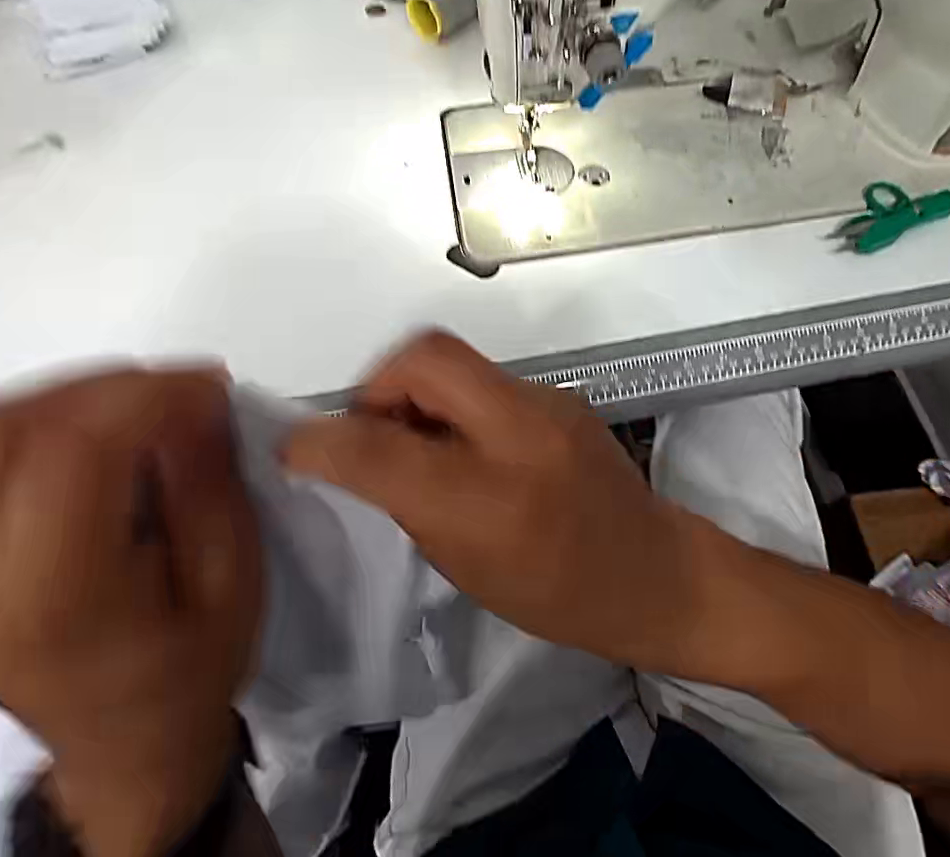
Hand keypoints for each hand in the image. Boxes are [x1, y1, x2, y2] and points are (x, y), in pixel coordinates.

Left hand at [0, 368, 263, 856]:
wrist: (116, 760)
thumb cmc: (187, 680)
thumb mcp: (231, 585)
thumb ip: (210, 490)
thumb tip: (197, 406)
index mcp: (57, 593)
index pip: (75, 450)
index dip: (149, 395)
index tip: (210, 387)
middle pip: (0, 425)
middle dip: (101, 385)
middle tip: (175, 392)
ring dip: (70, 398)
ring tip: (145, 410)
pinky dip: (44, 426)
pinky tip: (104, 442)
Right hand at [284, 332, 718, 672]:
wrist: (653, 570)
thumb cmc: (558, 594)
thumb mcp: (466, 567)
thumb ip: (408, 501)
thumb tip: (366, 455)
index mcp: (489, 498)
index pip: (380, 446)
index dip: (321, 440)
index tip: (296, 446)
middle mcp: (521, 432)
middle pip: (425, 354)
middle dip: (378, 383)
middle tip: (373, 429)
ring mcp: (548, 403)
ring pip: (456, 363)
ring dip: (418, 393)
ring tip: (420, 441)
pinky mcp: (562, 396)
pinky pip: (487, 382)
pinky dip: (457, 404)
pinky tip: (468, 444)